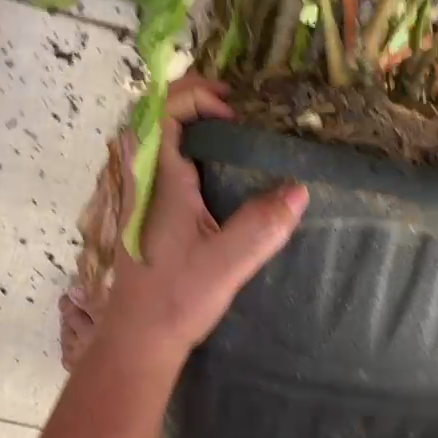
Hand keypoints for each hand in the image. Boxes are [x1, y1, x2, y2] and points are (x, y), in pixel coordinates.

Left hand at [92, 76, 307, 364]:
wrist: (138, 340)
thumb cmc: (175, 300)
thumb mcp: (226, 264)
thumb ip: (261, 225)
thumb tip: (299, 188)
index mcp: (159, 180)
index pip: (164, 111)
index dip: (198, 98)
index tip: (236, 116)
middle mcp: (145, 179)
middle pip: (157, 115)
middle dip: (194, 98)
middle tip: (237, 107)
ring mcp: (143, 194)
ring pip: (158, 137)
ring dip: (190, 120)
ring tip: (233, 126)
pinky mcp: (148, 212)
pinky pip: (164, 160)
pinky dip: (189, 146)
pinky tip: (219, 167)